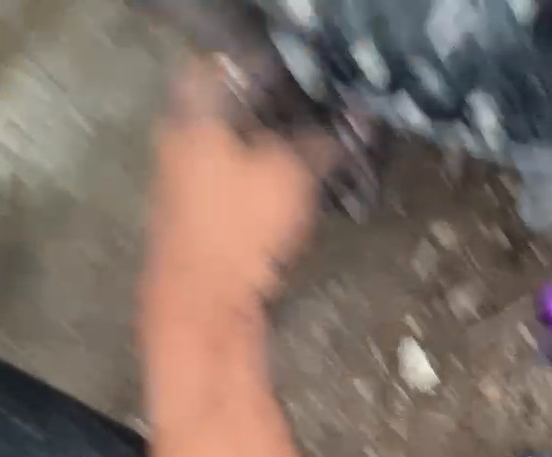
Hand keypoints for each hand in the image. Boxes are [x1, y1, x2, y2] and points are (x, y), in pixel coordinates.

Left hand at [142, 59, 337, 343]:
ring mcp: (197, 173)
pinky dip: (281, 176)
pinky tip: (315, 186)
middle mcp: (188, 130)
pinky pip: (252, 178)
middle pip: (244, 103)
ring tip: (336, 150)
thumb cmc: (240, 225)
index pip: (238, 61)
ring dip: (290, 146)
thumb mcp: (291, 174)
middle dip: (292, 108)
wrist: (203, 300)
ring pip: (250, 143)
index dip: (281, 65)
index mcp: (196, 105)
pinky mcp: (215, 211)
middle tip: (337, 113)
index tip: (320, 76)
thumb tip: (362, 120)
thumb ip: (326, 143)